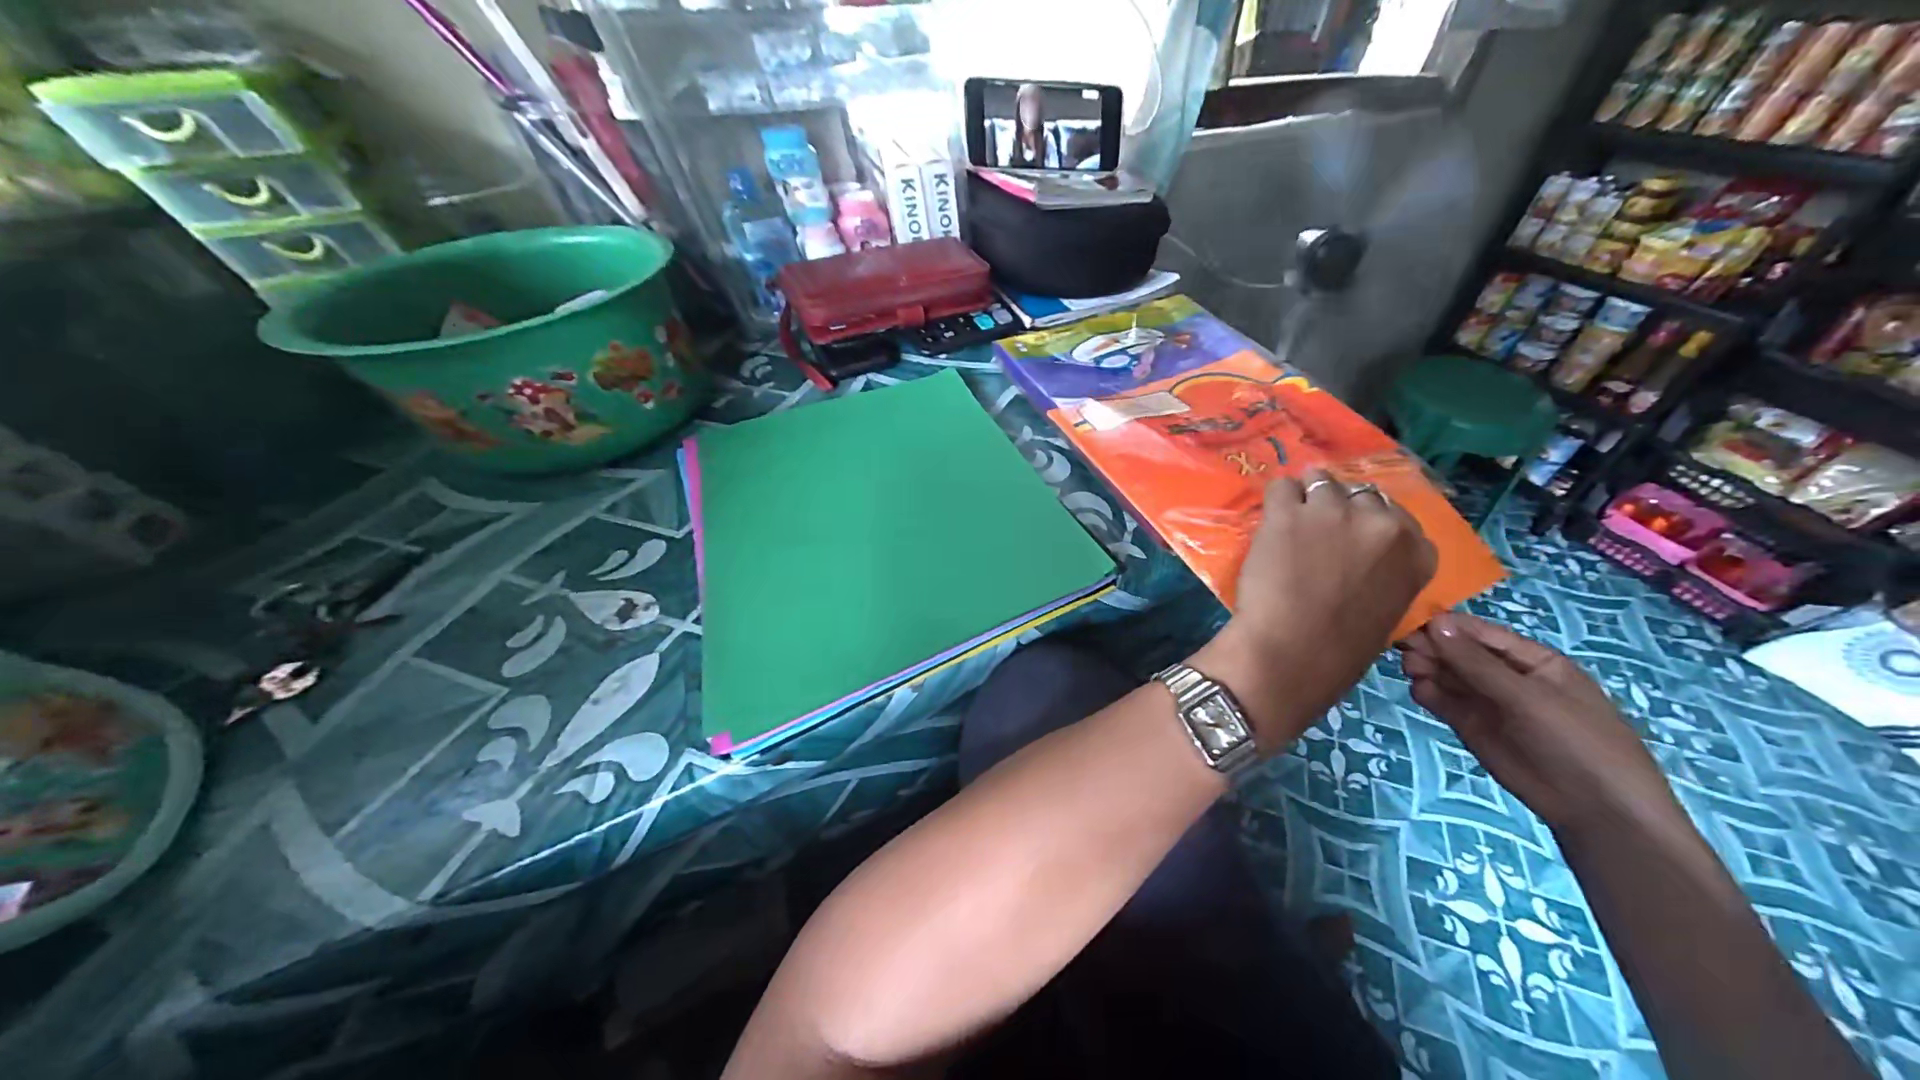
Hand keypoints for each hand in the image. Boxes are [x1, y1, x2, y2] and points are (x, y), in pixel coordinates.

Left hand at [1192, 469, 1436, 749]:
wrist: (1293, 650)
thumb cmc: (1340, 648)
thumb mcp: (1386, 609)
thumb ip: (1383, 574)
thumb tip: (1359, 560)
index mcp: (1417, 552)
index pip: (1398, 516)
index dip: (1370, 522)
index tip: (1352, 535)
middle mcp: (1382, 523)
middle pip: (1361, 495)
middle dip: (1340, 508)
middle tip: (1317, 528)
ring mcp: (1335, 512)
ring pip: (1321, 482)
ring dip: (1308, 496)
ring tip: (1292, 517)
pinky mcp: (1290, 512)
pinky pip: (1282, 487)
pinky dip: (1277, 499)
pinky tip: (1271, 518)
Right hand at [1401, 613, 1682, 837]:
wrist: (1597, 809)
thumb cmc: (1577, 741)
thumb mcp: (1529, 697)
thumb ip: (1477, 662)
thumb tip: (1435, 623)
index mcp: (1531, 660)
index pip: (1481, 633)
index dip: (1447, 626)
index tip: (1412, 621)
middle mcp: (1506, 676)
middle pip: (1459, 652)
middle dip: (1432, 647)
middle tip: (1405, 648)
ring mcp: (1487, 701)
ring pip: (1447, 675)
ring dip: (1426, 667)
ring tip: (1411, 669)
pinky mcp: (1471, 725)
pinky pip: (1443, 701)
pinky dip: (1427, 692)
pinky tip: (1420, 690)